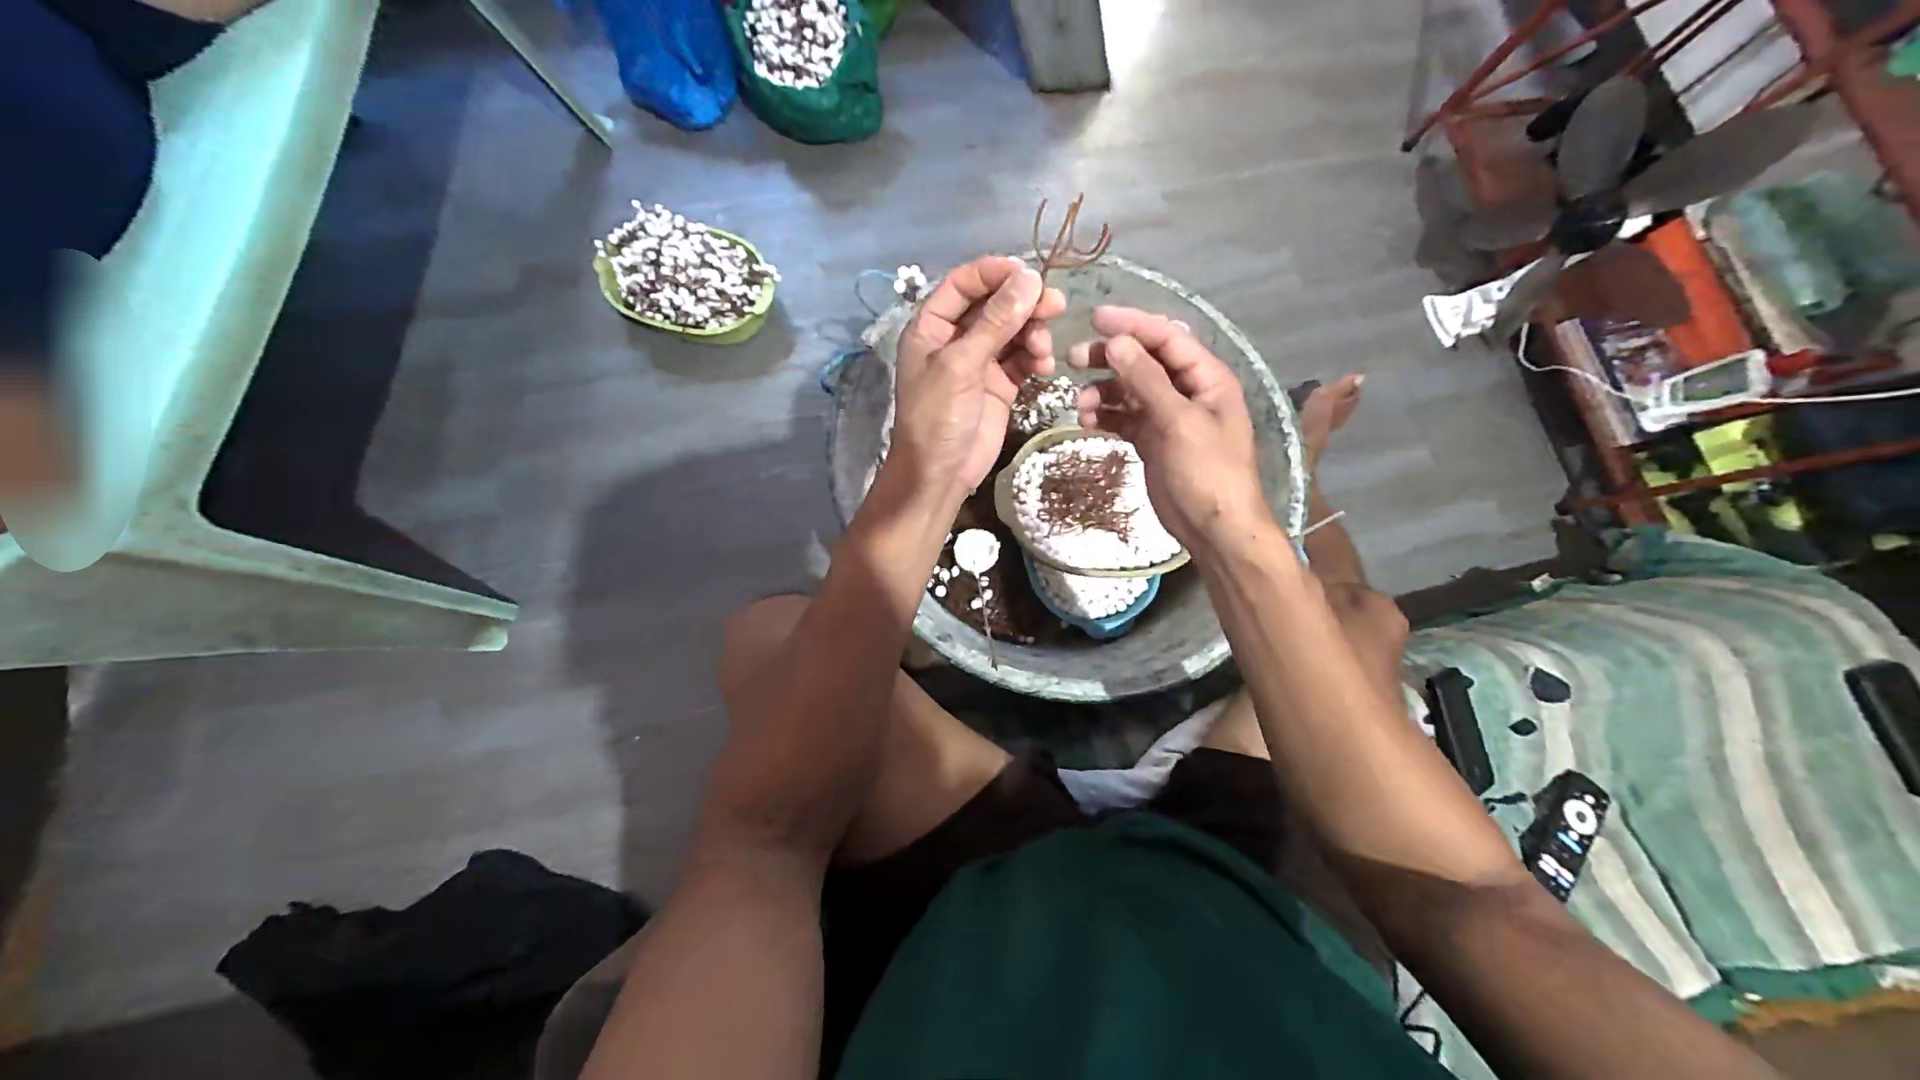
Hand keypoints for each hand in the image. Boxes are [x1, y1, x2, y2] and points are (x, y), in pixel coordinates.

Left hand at [891, 256, 1065, 499]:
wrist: (940, 475)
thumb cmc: (937, 417)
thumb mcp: (961, 366)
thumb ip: (995, 322)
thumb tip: (1031, 279)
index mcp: (932, 326)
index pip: (964, 284)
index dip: (995, 273)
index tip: (1029, 274)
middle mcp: (956, 338)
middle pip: (995, 304)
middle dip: (1024, 304)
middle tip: (1054, 306)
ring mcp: (979, 362)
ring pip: (1014, 331)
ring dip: (1033, 334)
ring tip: (1042, 352)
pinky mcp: (1000, 385)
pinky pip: (1022, 360)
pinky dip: (1035, 359)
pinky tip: (1044, 369)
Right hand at [1070, 306, 1272, 552]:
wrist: (1214, 528)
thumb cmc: (1206, 471)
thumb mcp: (1178, 421)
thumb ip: (1146, 379)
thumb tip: (1116, 342)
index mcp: (1206, 377)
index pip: (1167, 337)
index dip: (1132, 324)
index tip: (1094, 319)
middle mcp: (1187, 391)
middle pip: (1145, 361)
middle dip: (1110, 358)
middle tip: (1073, 359)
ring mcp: (1169, 416)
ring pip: (1130, 391)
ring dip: (1103, 392)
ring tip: (1080, 403)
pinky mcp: (1153, 440)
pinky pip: (1125, 418)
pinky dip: (1106, 417)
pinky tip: (1087, 422)